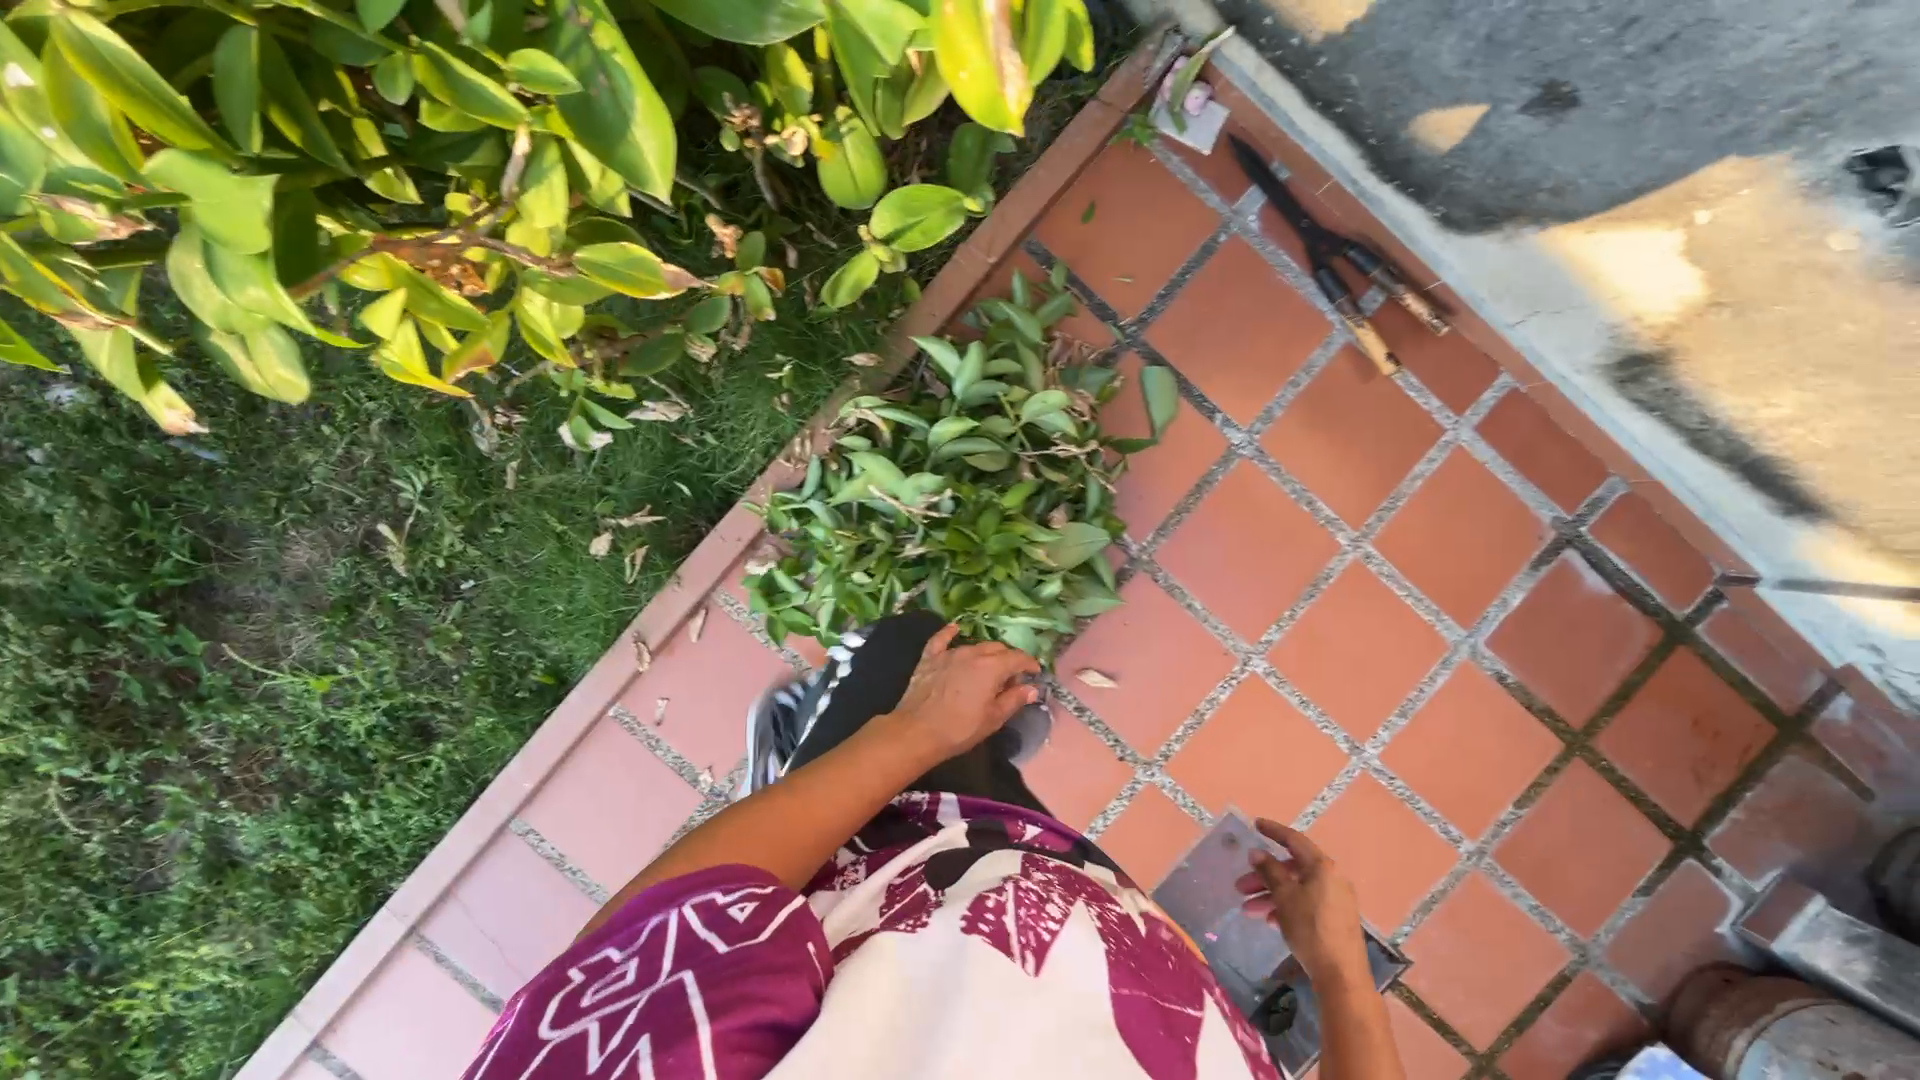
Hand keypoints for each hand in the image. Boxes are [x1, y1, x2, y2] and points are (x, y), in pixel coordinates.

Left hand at [881, 624, 1040, 758]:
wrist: (917, 732)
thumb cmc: (959, 729)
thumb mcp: (993, 718)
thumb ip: (1014, 700)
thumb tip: (1032, 688)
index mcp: (991, 667)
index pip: (1018, 657)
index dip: (1029, 664)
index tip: (1035, 673)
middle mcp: (972, 653)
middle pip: (997, 649)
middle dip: (1009, 660)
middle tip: (1011, 679)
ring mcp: (949, 653)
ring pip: (975, 646)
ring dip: (986, 654)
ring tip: (990, 670)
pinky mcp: (930, 658)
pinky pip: (942, 640)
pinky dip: (950, 633)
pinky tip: (955, 628)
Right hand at [1236, 818, 1369, 983]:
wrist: (1341, 974)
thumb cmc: (1310, 928)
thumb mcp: (1285, 897)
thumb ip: (1270, 871)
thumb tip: (1257, 853)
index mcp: (1322, 867)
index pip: (1294, 840)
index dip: (1274, 831)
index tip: (1256, 825)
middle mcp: (1332, 878)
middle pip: (1292, 868)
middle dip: (1264, 876)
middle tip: (1241, 886)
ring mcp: (1335, 899)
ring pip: (1297, 888)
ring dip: (1271, 894)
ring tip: (1249, 910)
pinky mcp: (1335, 918)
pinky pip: (1305, 903)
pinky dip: (1287, 906)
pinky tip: (1271, 921)